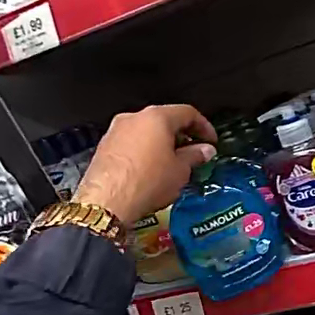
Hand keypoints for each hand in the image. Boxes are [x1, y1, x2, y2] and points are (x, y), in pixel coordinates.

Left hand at [74, 105, 217, 224]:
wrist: (107, 202)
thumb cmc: (146, 182)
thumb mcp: (180, 171)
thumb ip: (194, 156)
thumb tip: (204, 150)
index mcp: (157, 117)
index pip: (187, 113)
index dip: (204, 126)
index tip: (210, 140)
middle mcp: (134, 118)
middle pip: (165, 119)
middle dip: (182, 135)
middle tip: (193, 152)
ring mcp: (116, 131)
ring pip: (146, 131)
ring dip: (161, 143)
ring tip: (172, 164)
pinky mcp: (105, 147)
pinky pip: (131, 143)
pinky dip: (144, 151)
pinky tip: (150, 170)